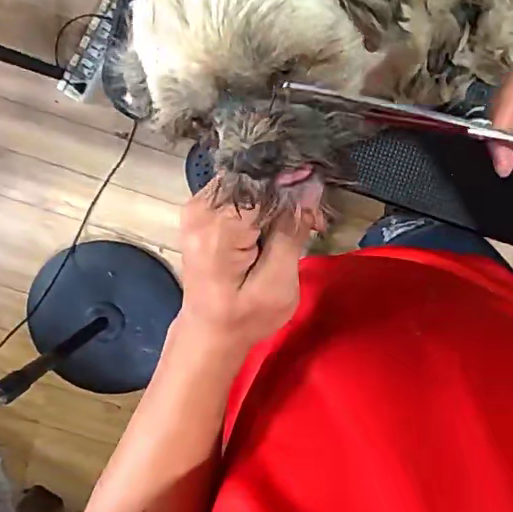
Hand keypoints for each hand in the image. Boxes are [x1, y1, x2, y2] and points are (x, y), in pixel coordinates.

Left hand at [173, 186, 319, 354]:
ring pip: (248, 181)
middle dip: (288, 193)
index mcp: (218, 231)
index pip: (263, 185)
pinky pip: (238, 190)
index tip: (316, 211)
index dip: (295, 189)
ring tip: (296, 224)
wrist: (209, 332)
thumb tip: (311, 188)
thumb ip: (291, 232)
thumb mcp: (278, 284)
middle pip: (254, 179)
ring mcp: (196, 207)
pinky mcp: (200, 210)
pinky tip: (275, 223)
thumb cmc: (245, 317)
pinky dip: (261, 201)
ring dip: (276, 197)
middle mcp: (200, 211)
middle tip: (312, 221)